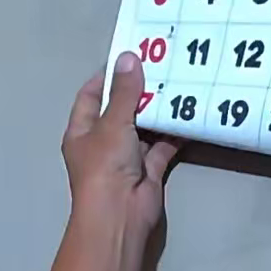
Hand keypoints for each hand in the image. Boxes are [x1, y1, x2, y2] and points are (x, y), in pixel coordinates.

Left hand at [63, 52, 178, 239]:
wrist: (120, 214)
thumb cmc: (105, 166)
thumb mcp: (113, 123)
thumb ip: (125, 92)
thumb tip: (130, 57)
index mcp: (83, 131)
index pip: (92, 97)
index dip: (108, 77)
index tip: (130, 58)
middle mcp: (104, 143)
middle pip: (122, 111)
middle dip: (139, 92)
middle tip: (163, 67)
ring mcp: (127, 158)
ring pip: (145, 128)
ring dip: (159, 111)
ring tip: (179, 84)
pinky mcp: (150, 170)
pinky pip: (163, 146)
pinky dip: (174, 133)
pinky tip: (188, 114)